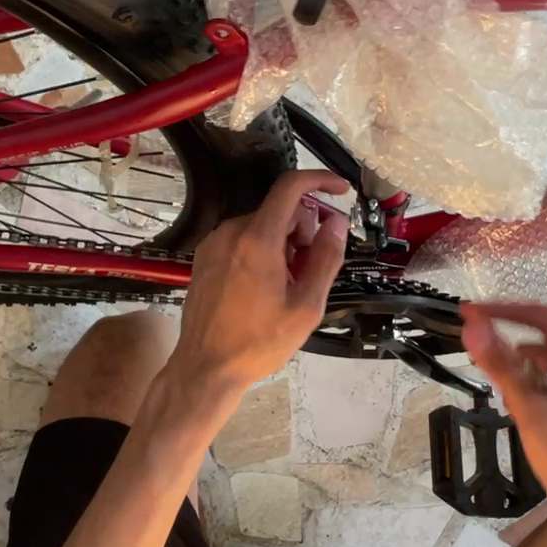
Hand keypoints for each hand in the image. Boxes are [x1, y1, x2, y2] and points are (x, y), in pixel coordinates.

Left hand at [166, 170, 350, 399]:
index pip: (291, 187)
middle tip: (311, 266)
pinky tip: (267, 284)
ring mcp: (214, 242)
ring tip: (288, 284)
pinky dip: (263, 249)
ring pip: (262, 224)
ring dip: (284, 242)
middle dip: (305, 228)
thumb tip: (337, 222)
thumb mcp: (306, 307)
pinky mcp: (205, 255)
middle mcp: (231, 232)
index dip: (320, 179)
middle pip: (279, 209)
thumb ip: (326, 258)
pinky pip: (242, 238)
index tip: (341, 190)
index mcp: (257, 240)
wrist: (206, 367)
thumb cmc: (258, 343)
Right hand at [460, 302, 546, 521]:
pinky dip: (544, 388)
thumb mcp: (534, 415)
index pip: (545, 318)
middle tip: (495, 382)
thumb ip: (502, 367)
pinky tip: (536, 413)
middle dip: (518, 360)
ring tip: (522, 410)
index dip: (501, 312)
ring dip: (531, 378)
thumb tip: (472, 327)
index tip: (467, 312)